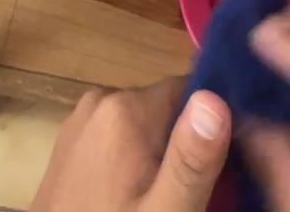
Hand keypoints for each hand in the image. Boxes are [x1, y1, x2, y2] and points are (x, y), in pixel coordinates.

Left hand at [30, 76, 231, 211]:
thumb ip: (190, 159)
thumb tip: (215, 98)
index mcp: (125, 107)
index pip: (188, 90)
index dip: (208, 127)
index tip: (218, 164)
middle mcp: (100, 99)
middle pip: (164, 109)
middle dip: (180, 145)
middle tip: (186, 193)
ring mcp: (81, 119)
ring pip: (141, 124)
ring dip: (156, 154)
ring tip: (159, 197)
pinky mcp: (71, 141)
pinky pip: (115, 137)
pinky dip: (130, 160)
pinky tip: (131, 196)